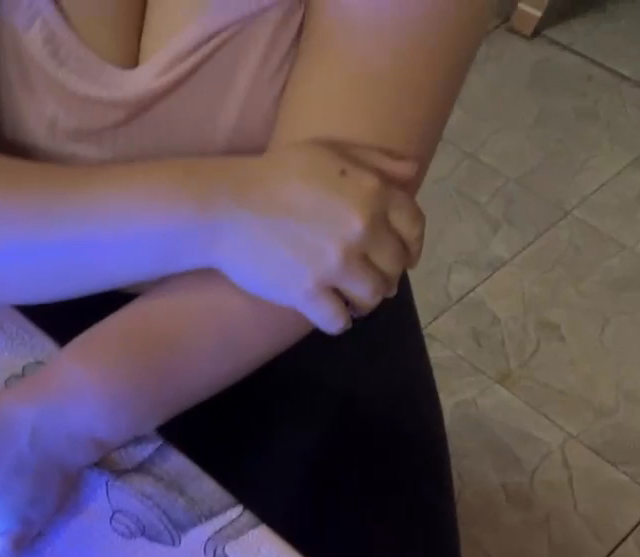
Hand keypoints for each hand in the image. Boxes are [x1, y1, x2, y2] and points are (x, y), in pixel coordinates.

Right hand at [212, 141, 426, 333]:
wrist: (226, 208)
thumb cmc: (275, 175)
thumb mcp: (330, 151)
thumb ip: (376, 160)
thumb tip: (413, 174)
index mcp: (372, 194)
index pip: (413, 228)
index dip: (410, 246)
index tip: (400, 258)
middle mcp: (361, 231)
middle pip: (394, 267)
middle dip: (387, 277)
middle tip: (370, 283)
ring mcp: (335, 265)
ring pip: (371, 297)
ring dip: (365, 302)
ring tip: (352, 301)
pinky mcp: (307, 293)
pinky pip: (338, 320)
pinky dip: (339, 321)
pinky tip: (332, 316)